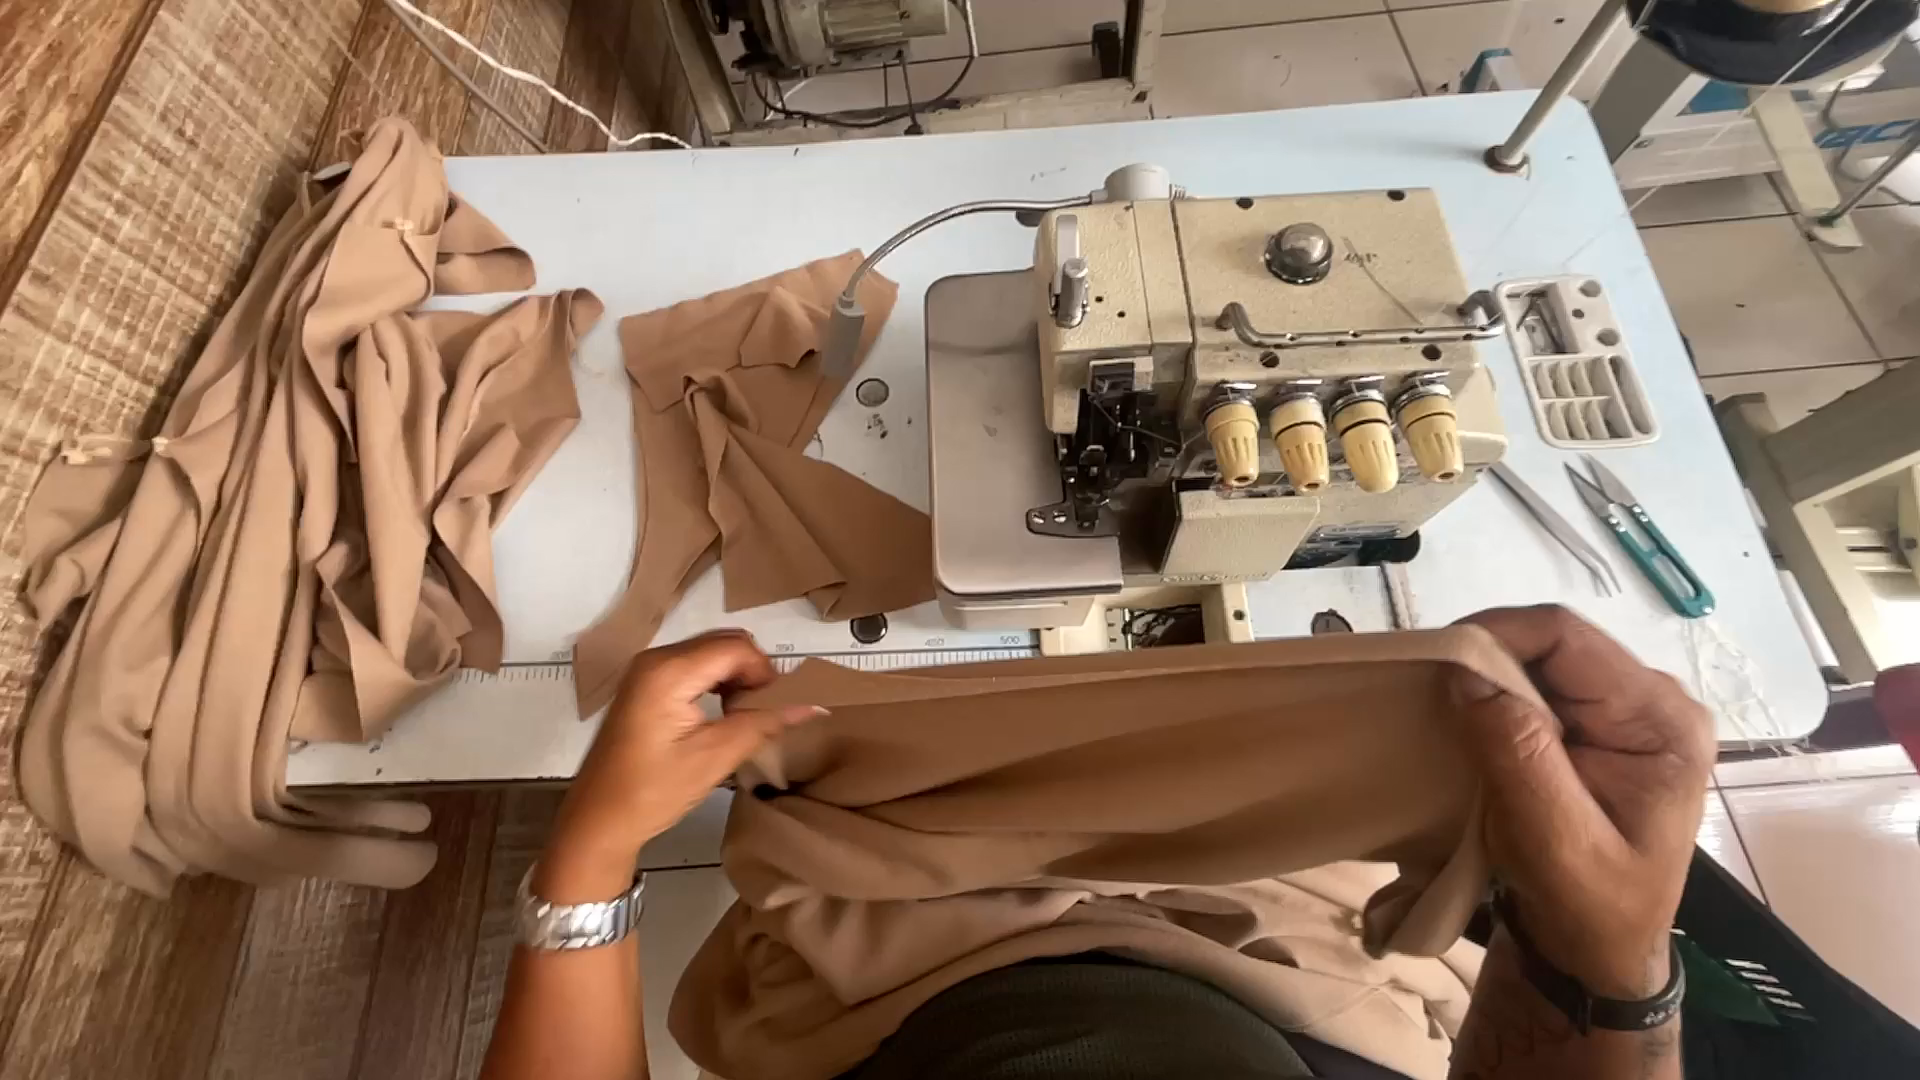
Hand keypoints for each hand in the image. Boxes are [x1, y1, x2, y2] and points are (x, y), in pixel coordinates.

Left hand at [536, 630, 822, 900]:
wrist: (597, 823)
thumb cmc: (653, 792)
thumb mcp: (716, 757)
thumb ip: (765, 723)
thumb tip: (813, 705)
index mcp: (668, 672)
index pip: (736, 648)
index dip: (765, 672)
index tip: (777, 706)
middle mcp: (655, 658)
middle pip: (725, 643)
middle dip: (753, 672)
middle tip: (765, 710)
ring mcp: (647, 669)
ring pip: (712, 651)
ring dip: (736, 676)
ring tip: (744, 715)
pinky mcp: (646, 682)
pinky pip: (695, 664)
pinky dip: (717, 680)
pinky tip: (722, 712)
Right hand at [1452, 605, 1713, 998]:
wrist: (1596, 941)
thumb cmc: (1586, 899)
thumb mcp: (1552, 836)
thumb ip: (1517, 752)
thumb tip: (1465, 673)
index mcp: (1659, 720)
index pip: (1563, 636)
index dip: (1492, 635)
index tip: (1435, 669)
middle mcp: (1650, 698)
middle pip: (1547, 638)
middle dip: (1481, 655)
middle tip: (1431, 693)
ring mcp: (1621, 706)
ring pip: (1532, 653)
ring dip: (1480, 673)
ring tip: (1444, 707)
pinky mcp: (1592, 717)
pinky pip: (1529, 677)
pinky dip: (1486, 688)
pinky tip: (1466, 718)